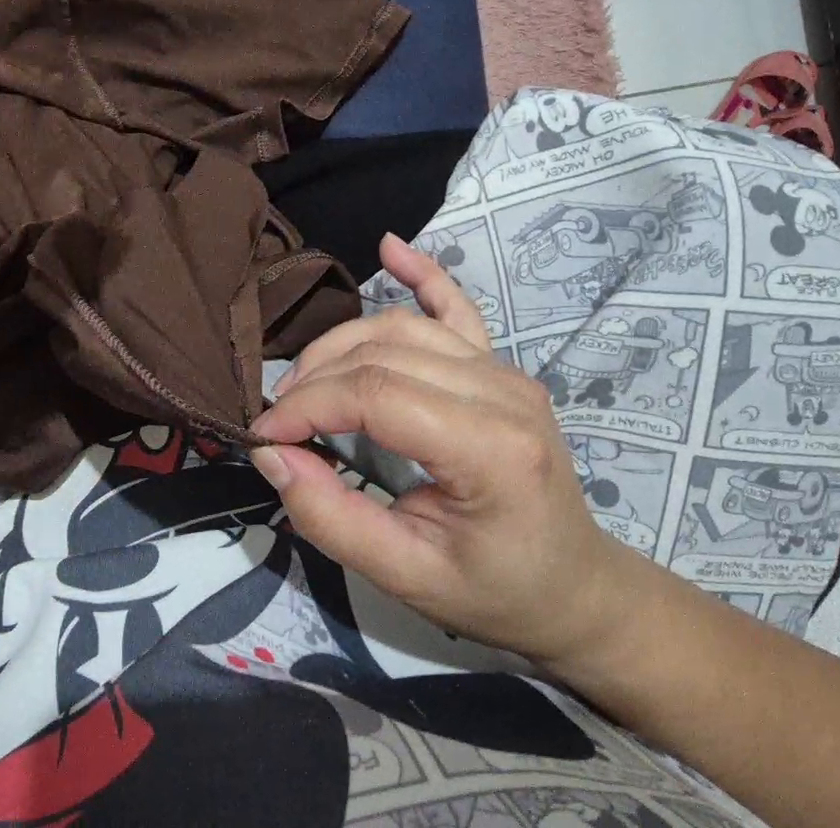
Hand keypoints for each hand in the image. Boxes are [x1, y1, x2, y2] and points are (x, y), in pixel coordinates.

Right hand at [250, 234, 649, 668]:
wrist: (575, 589)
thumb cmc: (495, 592)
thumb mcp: (406, 576)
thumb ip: (331, 517)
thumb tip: (271, 456)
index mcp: (489, 446)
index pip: (375, 394)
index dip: (306, 406)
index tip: (263, 436)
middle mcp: (503, 391)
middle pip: (381, 353)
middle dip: (311, 380)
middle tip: (275, 423)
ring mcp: (506, 371)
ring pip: (401, 327)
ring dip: (338, 345)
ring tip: (299, 385)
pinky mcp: (500, 368)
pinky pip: (455, 309)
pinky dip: (422, 275)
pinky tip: (389, 247)